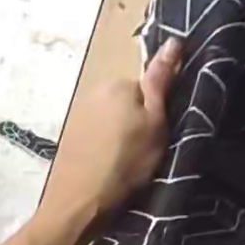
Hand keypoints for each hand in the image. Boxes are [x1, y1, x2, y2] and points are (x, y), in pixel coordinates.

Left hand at [36, 38, 182, 227]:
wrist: (80, 203)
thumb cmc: (125, 164)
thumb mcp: (154, 124)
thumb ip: (160, 82)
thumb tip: (174, 41)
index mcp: (118, 83)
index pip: (148, 86)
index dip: (158, 111)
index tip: (161, 135)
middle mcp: (95, 90)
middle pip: (128, 101)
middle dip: (137, 121)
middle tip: (145, 152)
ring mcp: (79, 114)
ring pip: (112, 119)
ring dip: (121, 136)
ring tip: (126, 165)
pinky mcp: (70, 136)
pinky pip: (97, 135)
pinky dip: (105, 148)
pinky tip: (108, 167)